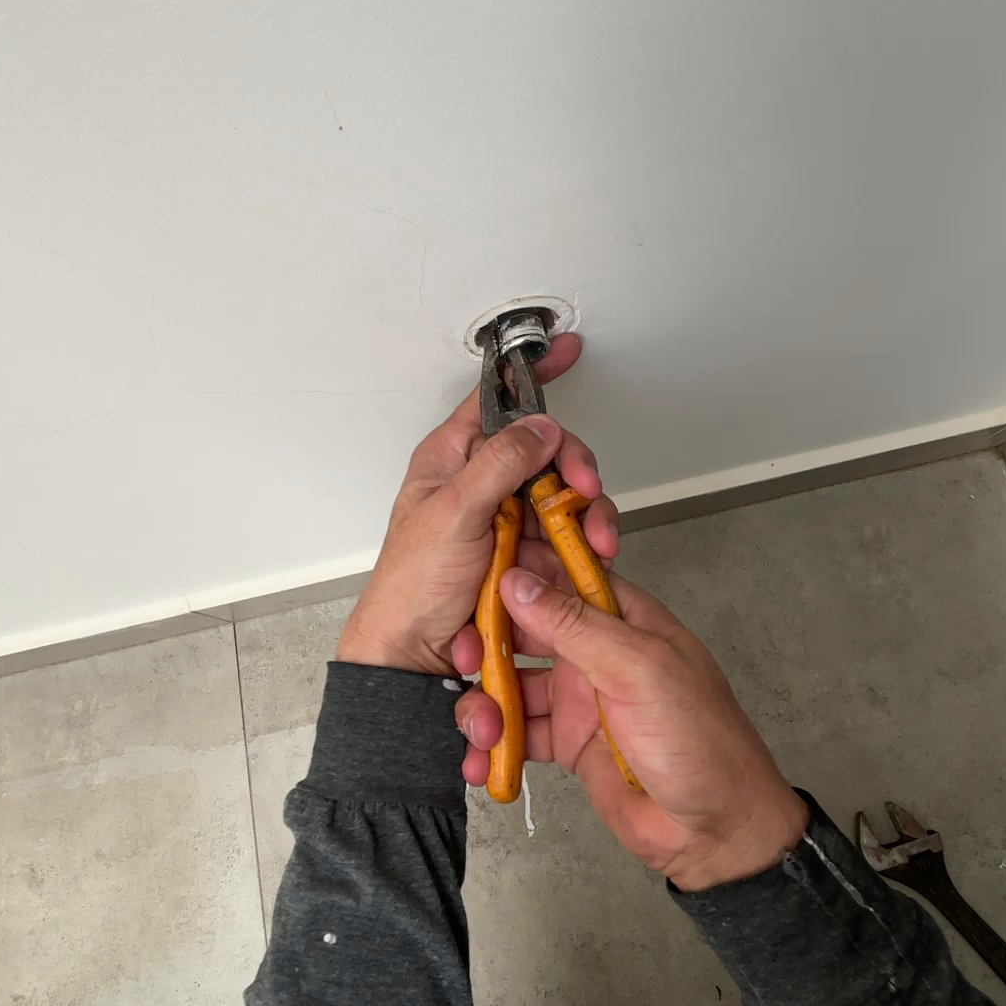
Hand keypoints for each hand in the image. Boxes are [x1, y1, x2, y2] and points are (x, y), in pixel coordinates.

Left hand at [336, 334, 619, 674]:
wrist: (417, 654)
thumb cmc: (412, 585)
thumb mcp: (453, 515)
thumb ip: (498, 465)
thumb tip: (541, 426)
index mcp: (452, 459)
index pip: (494, 400)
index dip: (529, 374)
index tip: (565, 351)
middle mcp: (481, 481)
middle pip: (543, 448)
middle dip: (573, 467)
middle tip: (586, 492)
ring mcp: (506, 517)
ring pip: (562, 493)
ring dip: (586, 514)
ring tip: (593, 542)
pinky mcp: (524, 550)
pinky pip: (565, 533)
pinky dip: (582, 542)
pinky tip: (589, 559)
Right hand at [452, 567, 810, 890]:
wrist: (715, 834)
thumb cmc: (696, 739)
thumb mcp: (639, 671)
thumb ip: (575, 626)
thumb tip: (516, 580)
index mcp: (620, 618)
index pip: (561, 575)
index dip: (517, 569)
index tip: (469, 570)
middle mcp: (594, 650)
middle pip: (525, 627)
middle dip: (487, 639)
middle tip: (460, 659)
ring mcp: (577, 696)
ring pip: (512, 681)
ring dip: (488, 701)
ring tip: (480, 731)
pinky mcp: (564, 740)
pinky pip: (517, 732)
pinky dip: (495, 745)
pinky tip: (480, 762)